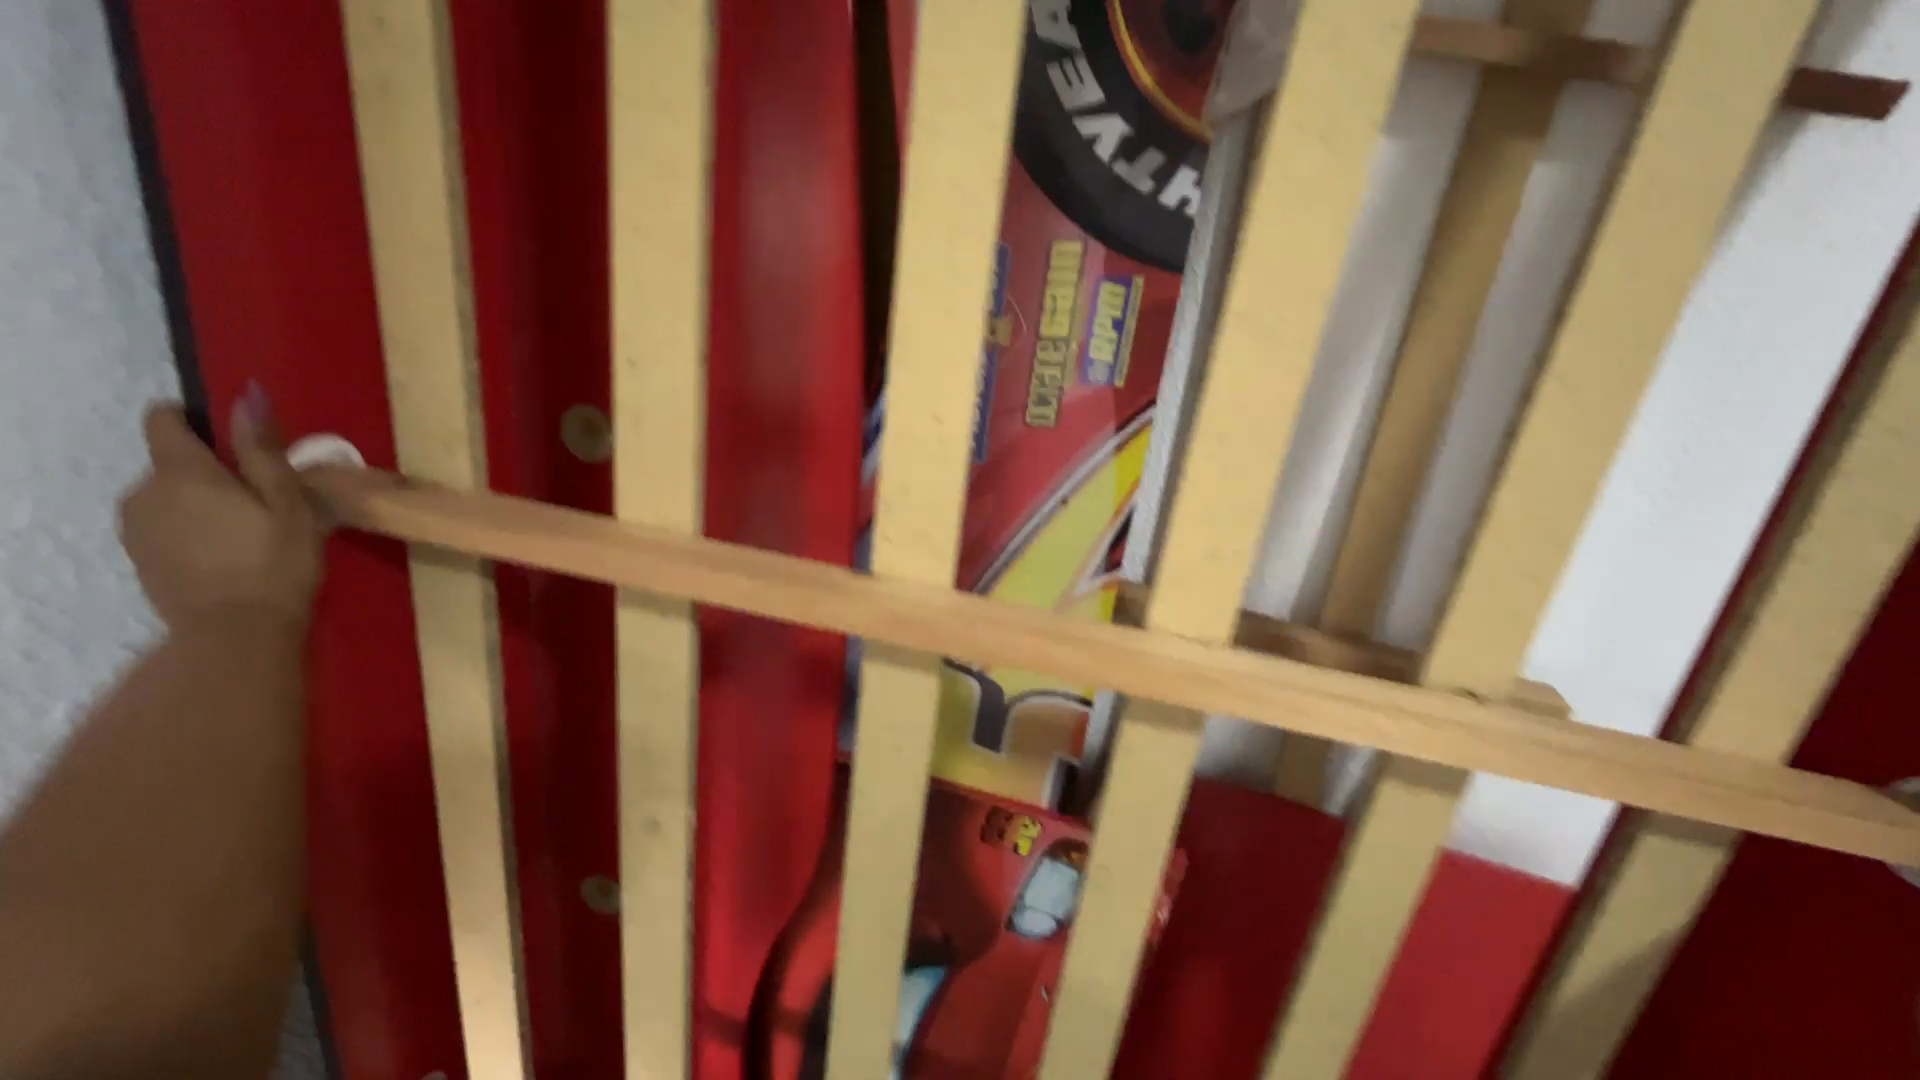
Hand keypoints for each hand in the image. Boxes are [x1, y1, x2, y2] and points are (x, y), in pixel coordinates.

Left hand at [118, 390, 324, 631]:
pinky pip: (163, 526)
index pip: (162, 421)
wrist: (236, 633)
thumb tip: (247, 395)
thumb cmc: (275, 562)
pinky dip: (189, 530)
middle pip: (170, 463)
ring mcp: (136, 527)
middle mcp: (145, 491)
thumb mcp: (287, 502)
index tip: (229, 438)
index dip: (191, 419)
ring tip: (244, 531)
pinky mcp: (140, 557)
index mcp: (183, 471)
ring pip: (166, 496)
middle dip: (207, 471)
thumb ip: (262, 449)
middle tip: (259, 500)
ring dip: (197, 502)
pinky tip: (224, 555)